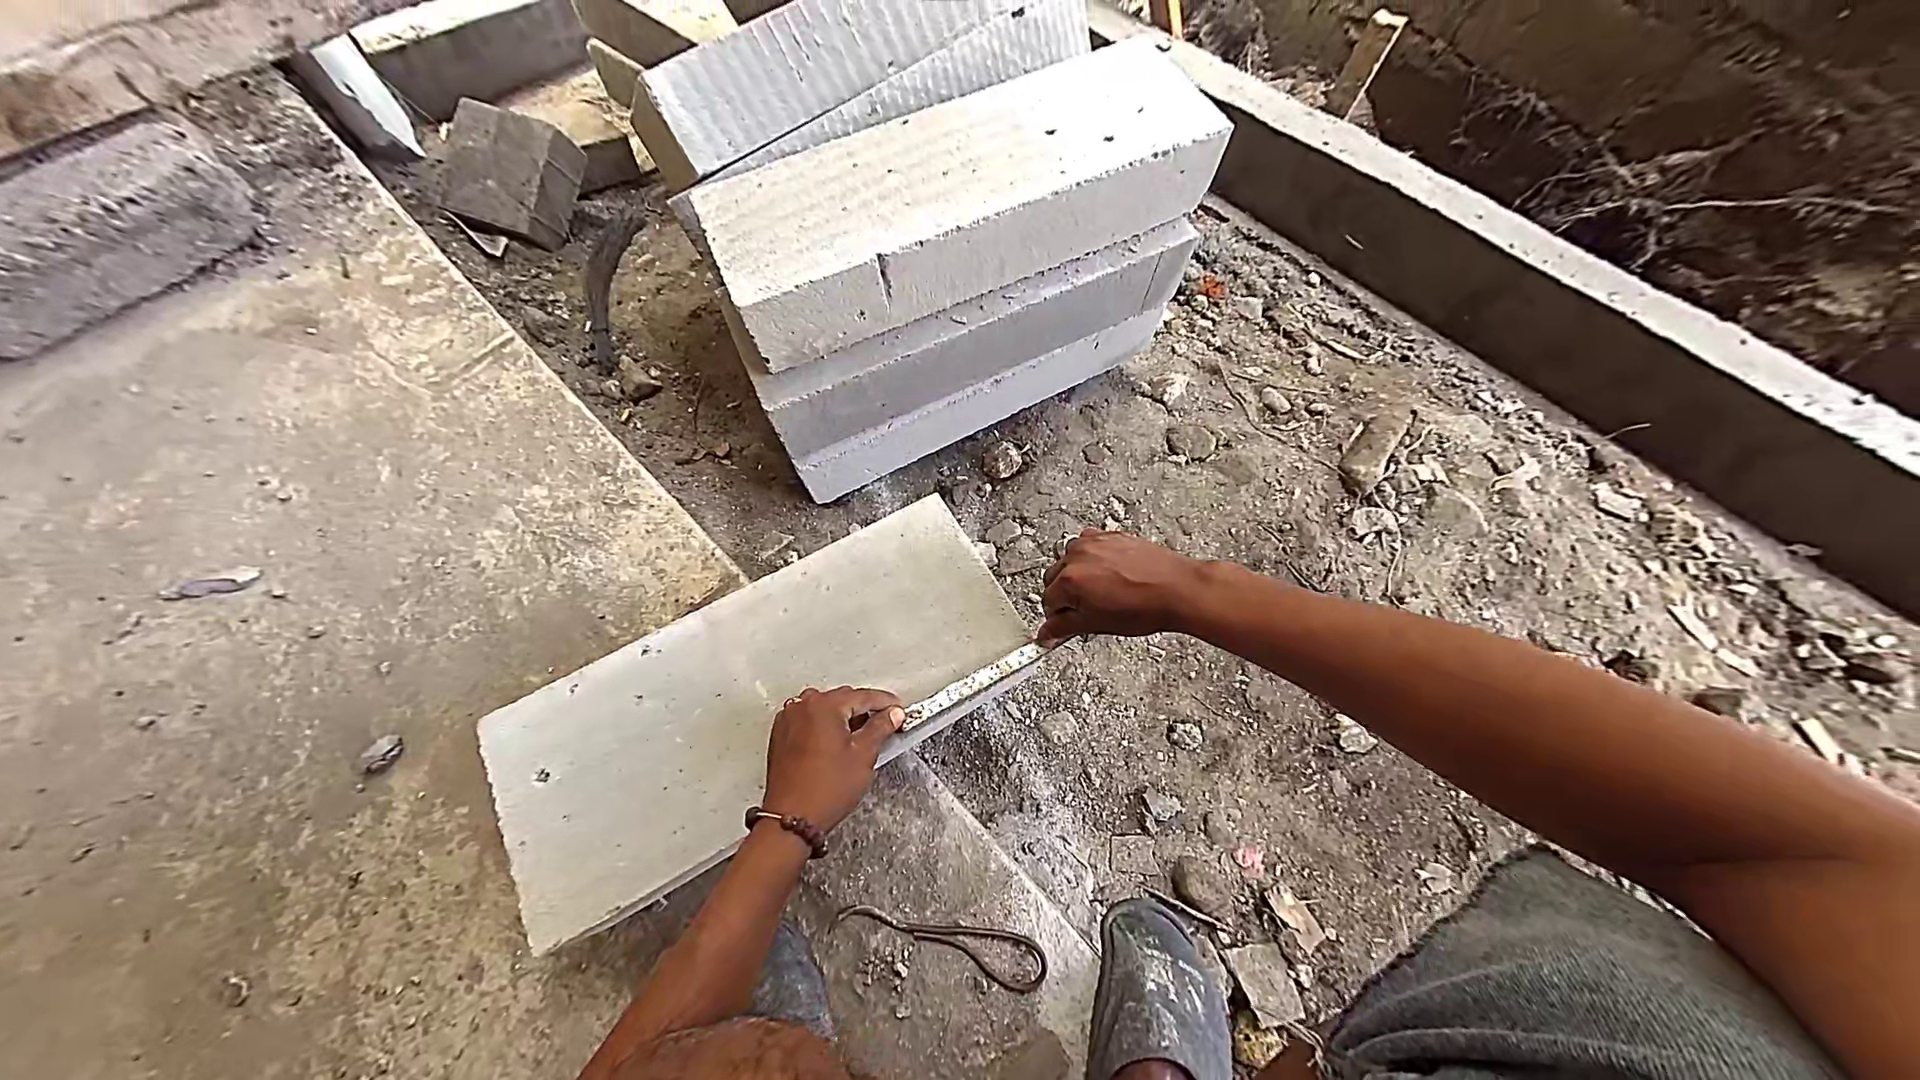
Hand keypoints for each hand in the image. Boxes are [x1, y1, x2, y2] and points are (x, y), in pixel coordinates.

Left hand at [762, 686, 903, 831]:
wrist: (792, 819)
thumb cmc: (823, 790)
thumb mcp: (864, 755)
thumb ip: (881, 727)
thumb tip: (892, 714)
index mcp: (824, 706)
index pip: (863, 696)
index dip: (885, 703)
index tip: (897, 709)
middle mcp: (802, 707)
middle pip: (843, 699)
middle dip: (864, 710)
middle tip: (885, 723)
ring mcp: (789, 721)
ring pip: (825, 709)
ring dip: (843, 717)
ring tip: (861, 736)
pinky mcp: (781, 736)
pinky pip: (809, 720)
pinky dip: (824, 726)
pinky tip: (837, 743)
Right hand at [1039, 530, 1212, 644]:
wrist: (1178, 589)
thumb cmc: (1146, 606)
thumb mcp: (1097, 624)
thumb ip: (1065, 627)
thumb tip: (1046, 633)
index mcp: (1070, 580)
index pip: (1047, 601)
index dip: (1057, 616)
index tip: (1065, 622)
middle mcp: (1077, 556)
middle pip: (1053, 577)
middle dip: (1064, 594)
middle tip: (1084, 608)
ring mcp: (1094, 543)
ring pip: (1069, 559)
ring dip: (1076, 574)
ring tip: (1098, 590)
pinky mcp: (1109, 536)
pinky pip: (1088, 544)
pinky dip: (1091, 558)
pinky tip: (1107, 572)